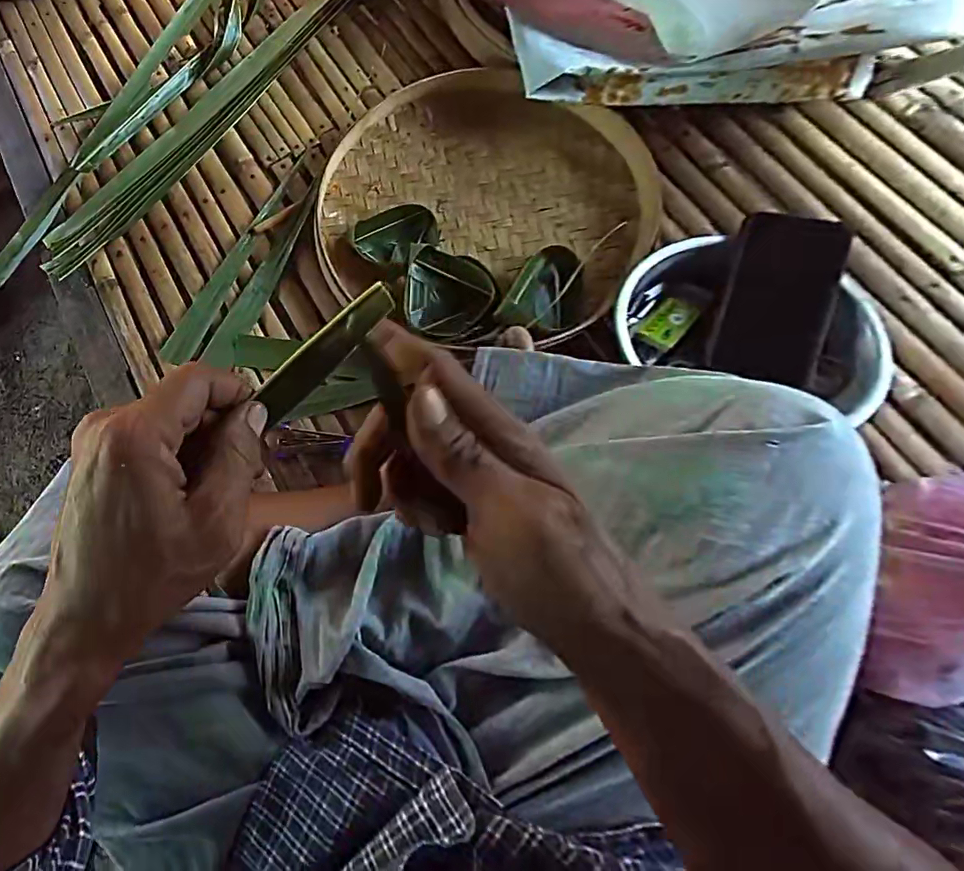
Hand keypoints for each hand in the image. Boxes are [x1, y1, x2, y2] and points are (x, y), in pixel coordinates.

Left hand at [40, 364, 267, 671]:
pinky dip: (170, 453)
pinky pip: (142, 434)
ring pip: (164, 417)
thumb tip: (252, 412)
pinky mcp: (89, 454)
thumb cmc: (149, 579)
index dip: (235, 391)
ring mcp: (92, 437)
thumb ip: (238, 456)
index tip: (258, 425)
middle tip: (245, 471)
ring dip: (196, 444)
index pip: (196, 379)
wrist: (84, 615)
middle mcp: (106, 422)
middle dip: (218, 426)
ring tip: (211, 492)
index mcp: (134, 433)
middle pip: (179, 398)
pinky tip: (181, 494)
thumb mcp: (214, 523)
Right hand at [347, 325, 636, 647]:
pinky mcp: (471, 501)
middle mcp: (484, 443)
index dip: (401, 349)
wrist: (601, 636)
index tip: (362, 327)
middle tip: (363, 495)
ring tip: (427, 525)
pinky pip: (422, 485)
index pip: (441, 374)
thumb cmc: (560, 573)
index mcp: (499, 433)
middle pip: (410, 416)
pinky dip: (414, 504)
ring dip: (398, 484)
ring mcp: (478, 473)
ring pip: (410, 452)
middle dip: (378, 446)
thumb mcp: (508, 512)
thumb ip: (460, 453)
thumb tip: (420, 392)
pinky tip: (436, 532)